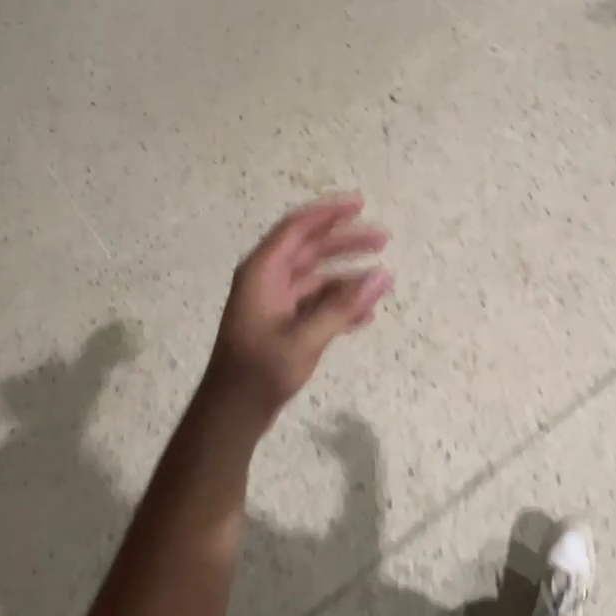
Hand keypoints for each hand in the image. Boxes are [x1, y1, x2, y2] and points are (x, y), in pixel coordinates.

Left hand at [206, 194, 392, 414]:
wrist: (233, 412)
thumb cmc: (261, 371)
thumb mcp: (305, 338)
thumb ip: (344, 306)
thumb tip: (382, 275)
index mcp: (262, 272)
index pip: (297, 228)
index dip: (329, 213)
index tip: (361, 203)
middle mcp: (267, 281)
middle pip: (311, 249)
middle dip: (346, 242)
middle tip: (383, 238)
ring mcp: (275, 303)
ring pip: (317, 278)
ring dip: (348, 277)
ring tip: (382, 280)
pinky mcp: (282, 325)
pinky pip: (315, 304)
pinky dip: (339, 305)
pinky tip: (365, 316)